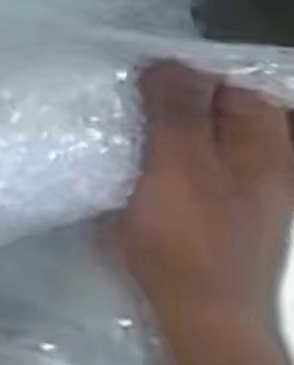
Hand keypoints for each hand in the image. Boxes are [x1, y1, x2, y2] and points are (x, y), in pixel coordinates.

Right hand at [123, 61, 293, 364]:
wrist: (190, 303)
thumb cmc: (188, 233)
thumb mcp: (180, 168)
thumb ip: (178, 114)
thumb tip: (172, 61)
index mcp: (265, 153)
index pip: (234, 90)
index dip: (186, 73)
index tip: (128, 62)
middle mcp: (254, 164)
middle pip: (211, 109)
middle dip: (162, 92)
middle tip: (108, 82)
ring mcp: (224, 184)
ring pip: (185, 131)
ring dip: (146, 117)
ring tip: (100, 105)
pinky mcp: (191, 198)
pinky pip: (168, 154)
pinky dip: (142, 142)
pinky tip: (109, 141)